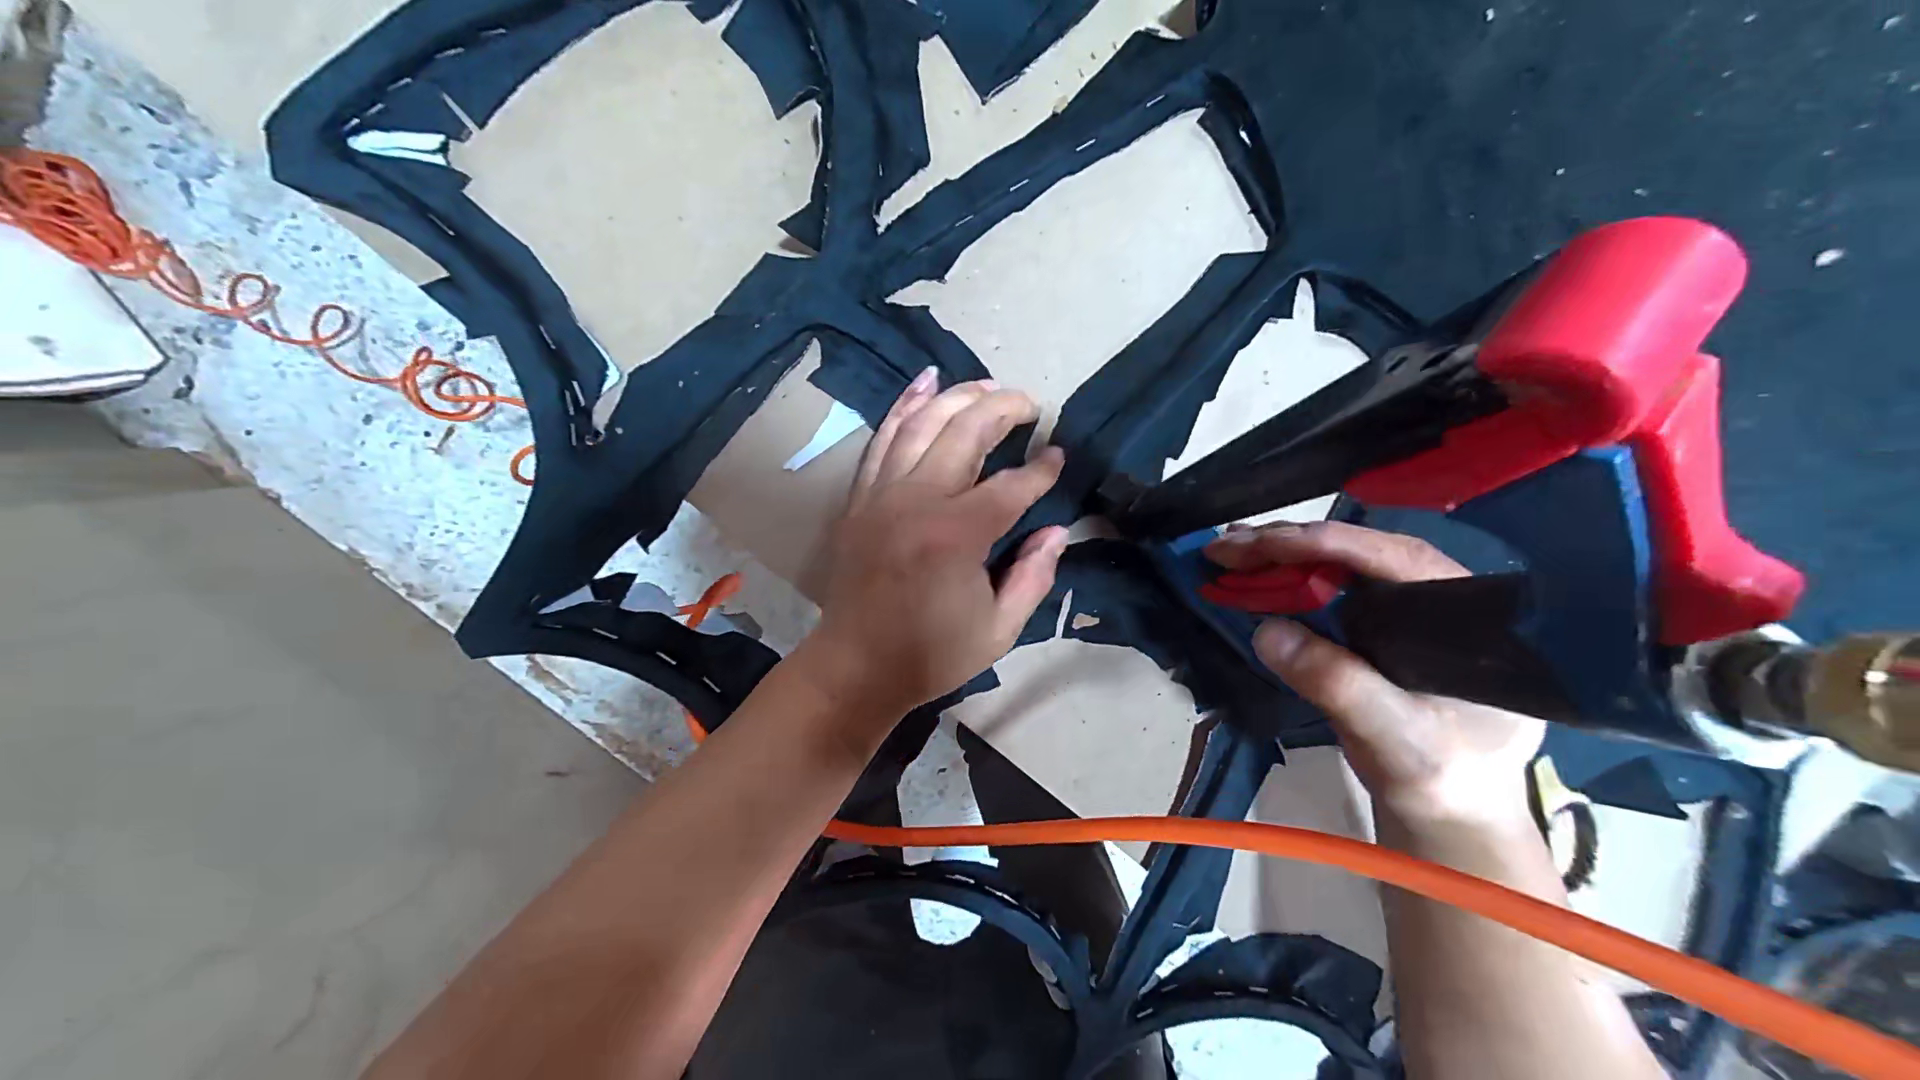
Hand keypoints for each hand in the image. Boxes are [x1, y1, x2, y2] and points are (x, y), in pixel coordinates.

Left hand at [800, 369, 1069, 720]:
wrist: (856, 666)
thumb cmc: (930, 655)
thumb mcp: (999, 631)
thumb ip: (1033, 577)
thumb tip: (1055, 531)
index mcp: (955, 537)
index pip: (1010, 486)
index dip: (1040, 471)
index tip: (1059, 458)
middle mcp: (916, 502)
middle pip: (964, 432)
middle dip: (1003, 409)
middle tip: (1031, 405)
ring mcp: (881, 494)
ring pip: (921, 423)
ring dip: (958, 396)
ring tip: (988, 384)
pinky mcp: (860, 498)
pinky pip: (882, 439)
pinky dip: (904, 406)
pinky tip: (926, 383)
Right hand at [1207, 521, 1544, 824]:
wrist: (1448, 806)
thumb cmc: (1438, 775)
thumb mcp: (1394, 738)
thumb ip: (1339, 685)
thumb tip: (1266, 630)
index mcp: (1463, 614)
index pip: (1390, 558)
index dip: (1321, 544)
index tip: (1260, 543)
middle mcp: (1432, 597)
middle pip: (1356, 553)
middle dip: (1288, 544)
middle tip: (1224, 547)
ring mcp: (1402, 610)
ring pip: (1337, 566)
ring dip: (1279, 555)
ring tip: (1226, 551)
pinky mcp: (1374, 625)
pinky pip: (1325, 591)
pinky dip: (1282, 579)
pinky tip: (1249, 573)